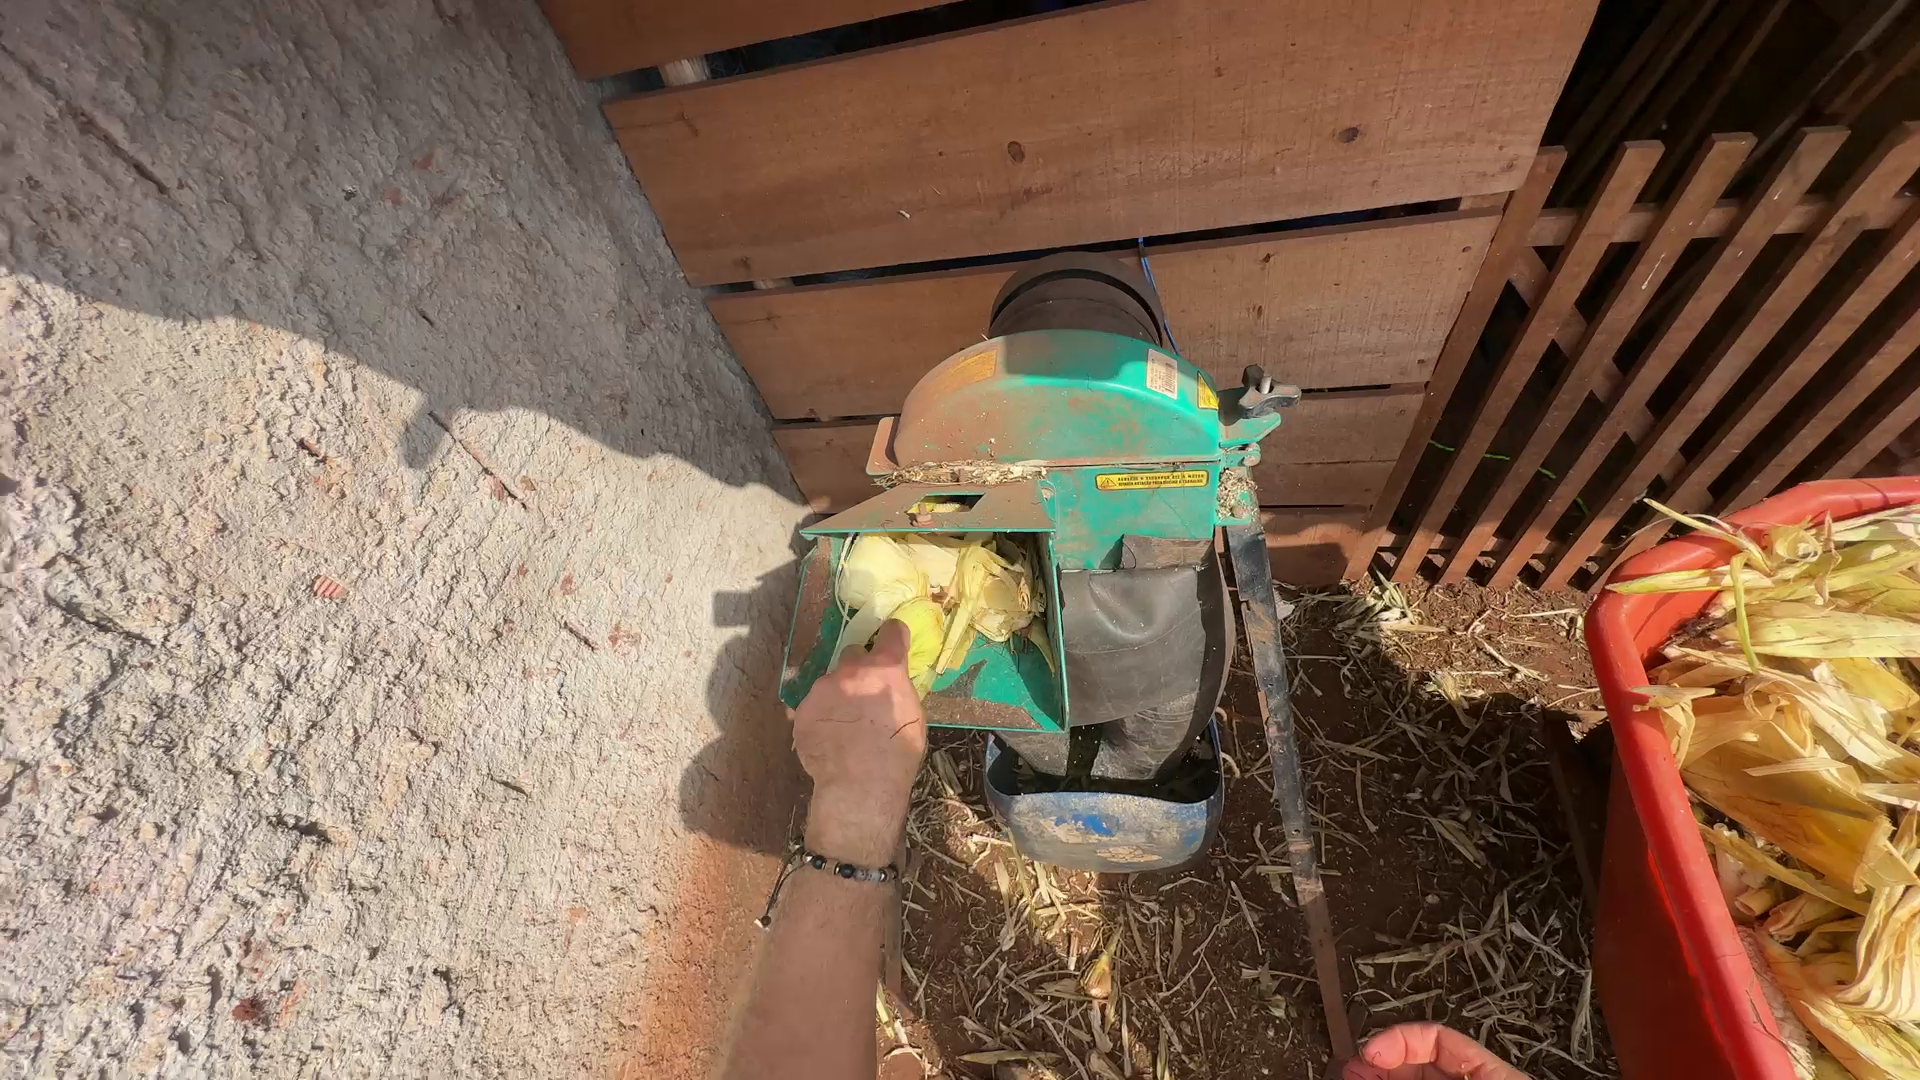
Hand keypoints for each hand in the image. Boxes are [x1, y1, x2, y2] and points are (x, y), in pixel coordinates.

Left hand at [791, 619, 927, 865]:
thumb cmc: (897, 754)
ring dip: (838, 694)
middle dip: (859, 668)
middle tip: (864, 693)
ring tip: (842, 724)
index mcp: (886, 668)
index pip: (892, 631)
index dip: (894, 636)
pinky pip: (813, 705)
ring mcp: (823, 687)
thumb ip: (899, 690)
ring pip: (831, 681)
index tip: (894, 641)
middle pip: (854, 653)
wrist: (859, 785)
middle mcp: (852, 669)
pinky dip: (820, 715)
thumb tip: (893, 685)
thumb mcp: (914, 717)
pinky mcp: (802, 709)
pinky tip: (828, 737)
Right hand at [1342, 1024, 1527, 1079]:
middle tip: (1351, 1069)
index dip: (1397, 1039)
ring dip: (1380, 1077)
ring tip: (1352, 1077)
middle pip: (1420, 1062)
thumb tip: (1369, 1059)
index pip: (1437, 1036)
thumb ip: (1418, 1076)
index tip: (1368, 1052)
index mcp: (1496, 1074)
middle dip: (1381, 1062)